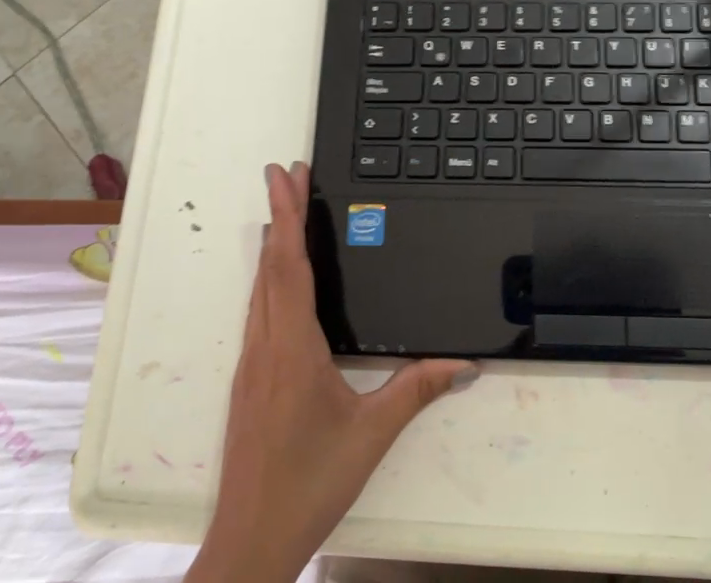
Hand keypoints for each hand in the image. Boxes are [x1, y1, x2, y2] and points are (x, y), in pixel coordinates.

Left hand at [187, 163, 477, 582]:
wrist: (251, 535)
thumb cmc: (309, 483)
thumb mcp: (372, 434)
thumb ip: (416, 389)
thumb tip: (461, 360)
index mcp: (292, 349)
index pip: (289, 268)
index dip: (288, 217)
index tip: (284, 177)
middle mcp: (265, 346)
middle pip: (268, 267)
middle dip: (278, 216)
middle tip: (285, 174)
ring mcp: (251, 363)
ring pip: (258, 288)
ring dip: (271, 245)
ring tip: (284, 213)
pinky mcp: (249, 380)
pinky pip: (257, 311)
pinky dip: (268, 278)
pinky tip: (279, 280)